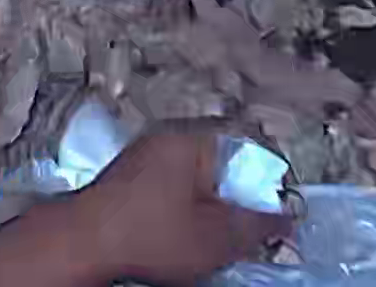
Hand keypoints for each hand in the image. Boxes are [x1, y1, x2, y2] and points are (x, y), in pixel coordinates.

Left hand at [69, 122, 291, 285]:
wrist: (89, 237)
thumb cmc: (154, 233)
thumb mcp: (218, 237)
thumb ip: (257, 223)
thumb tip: (286, 214)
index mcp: (188, 141)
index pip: (243, 146)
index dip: (268, 180)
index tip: (281, 212)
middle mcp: (165, 137)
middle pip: (220, 161)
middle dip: (241, 196)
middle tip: (255, 233)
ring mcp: (146, 153)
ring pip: (197, 175)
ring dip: (216, 204)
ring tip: (225, 239)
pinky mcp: (133, 173)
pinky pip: (175, 182)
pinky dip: (191, 204)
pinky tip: (193, 233)